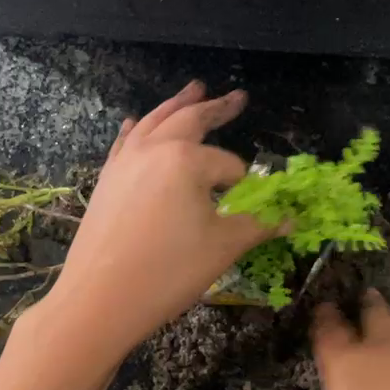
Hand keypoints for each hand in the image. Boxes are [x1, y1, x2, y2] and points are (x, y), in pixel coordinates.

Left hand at [37, 80, 278, 362]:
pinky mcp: (107, 179)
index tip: (257, 201)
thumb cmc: (167, 272)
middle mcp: (154, 149)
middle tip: (238, 97)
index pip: (229, 165)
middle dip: (216, 108)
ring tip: (194, 89)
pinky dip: (138, 128)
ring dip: (177, 105)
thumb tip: (291, 218)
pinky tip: (137, 122)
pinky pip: (126, 142)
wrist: (98, 301)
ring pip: (155, 122)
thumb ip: (258, 225)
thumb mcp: (222, 247)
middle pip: (191, 121)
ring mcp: (125, 162)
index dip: (246, 185)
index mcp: (186, 160)